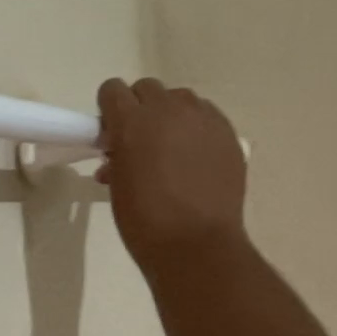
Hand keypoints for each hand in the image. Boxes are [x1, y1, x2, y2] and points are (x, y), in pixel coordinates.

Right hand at [97, 77, 247, 261]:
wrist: (196, 246)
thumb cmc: (146, 224)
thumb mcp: (118, 189)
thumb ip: (116, 159)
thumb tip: (118, 152)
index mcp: (132, 122)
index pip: (112, 90)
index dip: (109, 111)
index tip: (111, 135)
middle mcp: (168, 109)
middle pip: (147, 89)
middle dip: (139, 110)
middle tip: (140, 144)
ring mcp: (202, 118)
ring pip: (180, 99)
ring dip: (170, 116)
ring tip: (172, 151)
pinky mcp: (227, 132)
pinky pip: (206, 117)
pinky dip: (196, 130)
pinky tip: (196, 160)